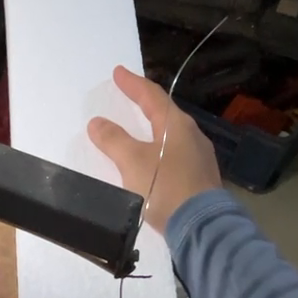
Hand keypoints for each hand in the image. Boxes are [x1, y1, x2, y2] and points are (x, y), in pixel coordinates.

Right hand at [87, 65, 223, 233]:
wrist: (200, 225)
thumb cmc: (164, 187)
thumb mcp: (132, 162)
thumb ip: (114, 140)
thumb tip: (97, 123)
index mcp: (176, 125)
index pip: (152, 97)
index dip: (133, 84)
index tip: (118, 72)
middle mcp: (191, 136)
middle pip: (166, 113)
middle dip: (146, 105)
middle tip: (130, 97)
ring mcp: (199, 158)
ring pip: (172, 135)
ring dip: (153, 129)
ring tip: (139, 129)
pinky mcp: (199, 179)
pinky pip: (175, 155)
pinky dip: (159, 151)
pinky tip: (154, 161)